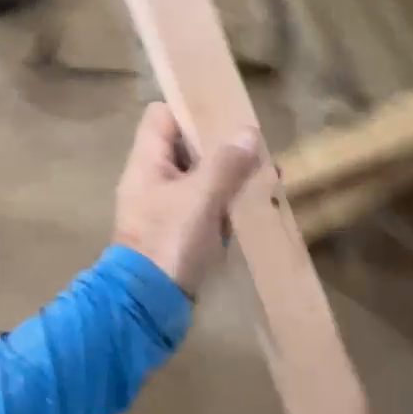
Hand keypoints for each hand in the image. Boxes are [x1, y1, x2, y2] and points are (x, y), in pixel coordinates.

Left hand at [111, 103, 263, 293]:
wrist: (147, 303)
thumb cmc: (169, 241)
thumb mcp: (201, 198)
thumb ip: (225, 164)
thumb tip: (247, 132)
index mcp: (146, 161)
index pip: (161, 116)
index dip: (190, 110)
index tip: (225, 116)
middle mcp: (150, 178)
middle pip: (185, 147)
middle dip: (221, 148)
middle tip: (257, 153)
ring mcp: (161, 207)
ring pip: (197, 179)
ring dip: (228, 179)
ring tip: (266, 179)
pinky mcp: (175, 233)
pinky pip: (201, 207)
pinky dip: (224, 206)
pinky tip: (253, 210)